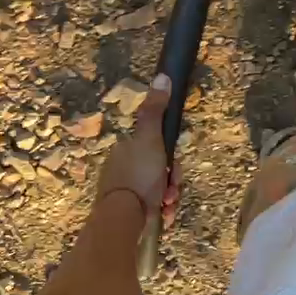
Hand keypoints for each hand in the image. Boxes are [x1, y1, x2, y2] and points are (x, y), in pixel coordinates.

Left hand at [96, 75, 179, 227]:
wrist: (122, 219)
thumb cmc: (138, 175)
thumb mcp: (150, 138)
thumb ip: (155, 110)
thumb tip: (162, 75)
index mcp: (124, 152)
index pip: (155, 148)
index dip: (170, 157)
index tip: (173, 166)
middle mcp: (121, 171)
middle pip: (158, 169)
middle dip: (170, 180)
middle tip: (171, 189)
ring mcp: (123, 194)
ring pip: (157, 190)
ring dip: (168, 196)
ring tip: (168, 205)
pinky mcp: (127, 214)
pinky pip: (151, 209)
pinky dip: (161, 212)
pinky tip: (164, 216)